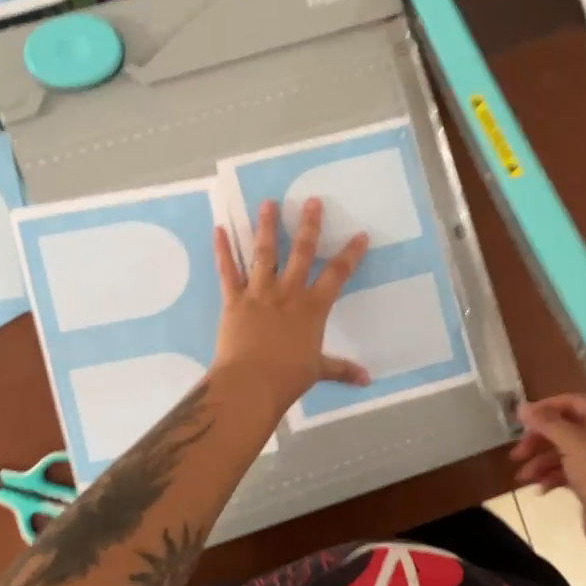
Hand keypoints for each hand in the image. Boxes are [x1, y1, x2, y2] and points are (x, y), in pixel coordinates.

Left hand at [213, 198, 370, 414]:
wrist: (249, 384)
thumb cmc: (287, 378)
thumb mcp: (318, 371)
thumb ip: (341, 369)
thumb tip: (367, 380)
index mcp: (312, 308)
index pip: (337, 274)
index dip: (350, 254)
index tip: (360, 235)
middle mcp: (288, 293)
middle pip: (300, 252)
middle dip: (308, 225)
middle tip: (312, 201)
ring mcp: (259, 293)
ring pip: (264, 254)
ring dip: (265, 227)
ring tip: (267, 203)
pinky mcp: (234, 300)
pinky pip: (227, 271)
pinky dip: (222, 250)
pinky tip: (219, 230)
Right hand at [510, 394, 585, 552]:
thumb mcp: (573, 445)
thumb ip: (547, 424)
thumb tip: (522, 407)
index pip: (572, 402)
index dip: (547, 407)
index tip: (522, 419)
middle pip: (562, 429)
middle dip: (537, 440)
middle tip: (516, 454)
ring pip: (560, 453)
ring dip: (539, 463)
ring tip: (522, 478)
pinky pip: (564, 473)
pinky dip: (550, 478)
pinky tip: (540, 490)